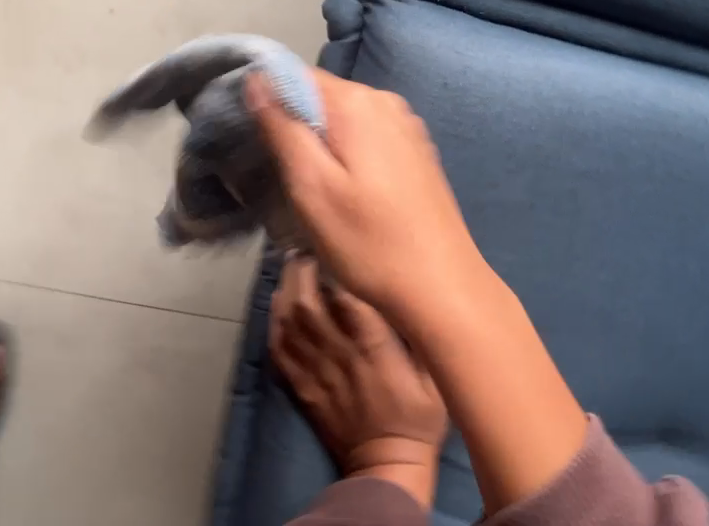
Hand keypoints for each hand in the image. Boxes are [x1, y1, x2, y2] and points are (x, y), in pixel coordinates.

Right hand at [249, 70, 490, 326]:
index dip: (268, 100)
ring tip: (309, 188)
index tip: (252, 140)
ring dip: (321, 144)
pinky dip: (347, 154)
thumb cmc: (369, 242)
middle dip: (295, 126)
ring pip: (344, 120)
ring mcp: (406, 126)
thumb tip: (259, 80)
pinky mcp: (416, 151)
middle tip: (279, 174)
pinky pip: (367, 137)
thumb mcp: (311, 187)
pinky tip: (344, 193)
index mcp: (358, 103)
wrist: (441, 287)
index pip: (296, 76)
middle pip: (321, 97)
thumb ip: (283, 128)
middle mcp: (386, 102)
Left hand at [269, 257, 447, 506]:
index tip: (334, 244)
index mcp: (373, 346)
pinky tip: (277, 303)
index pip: (345, 297)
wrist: (386, 466)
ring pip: (289, 323)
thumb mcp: (435, 374)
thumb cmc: (417, 417)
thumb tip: (417, 296)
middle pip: (308, 304)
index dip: (334, 266)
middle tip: (305, 248)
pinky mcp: (302, 387)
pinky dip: (273, 323)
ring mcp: (316, 371)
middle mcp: (339, 353)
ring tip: (290, 267)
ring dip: (285, 290)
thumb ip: (423, 335)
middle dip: (301, 270)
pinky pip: (279, 350)